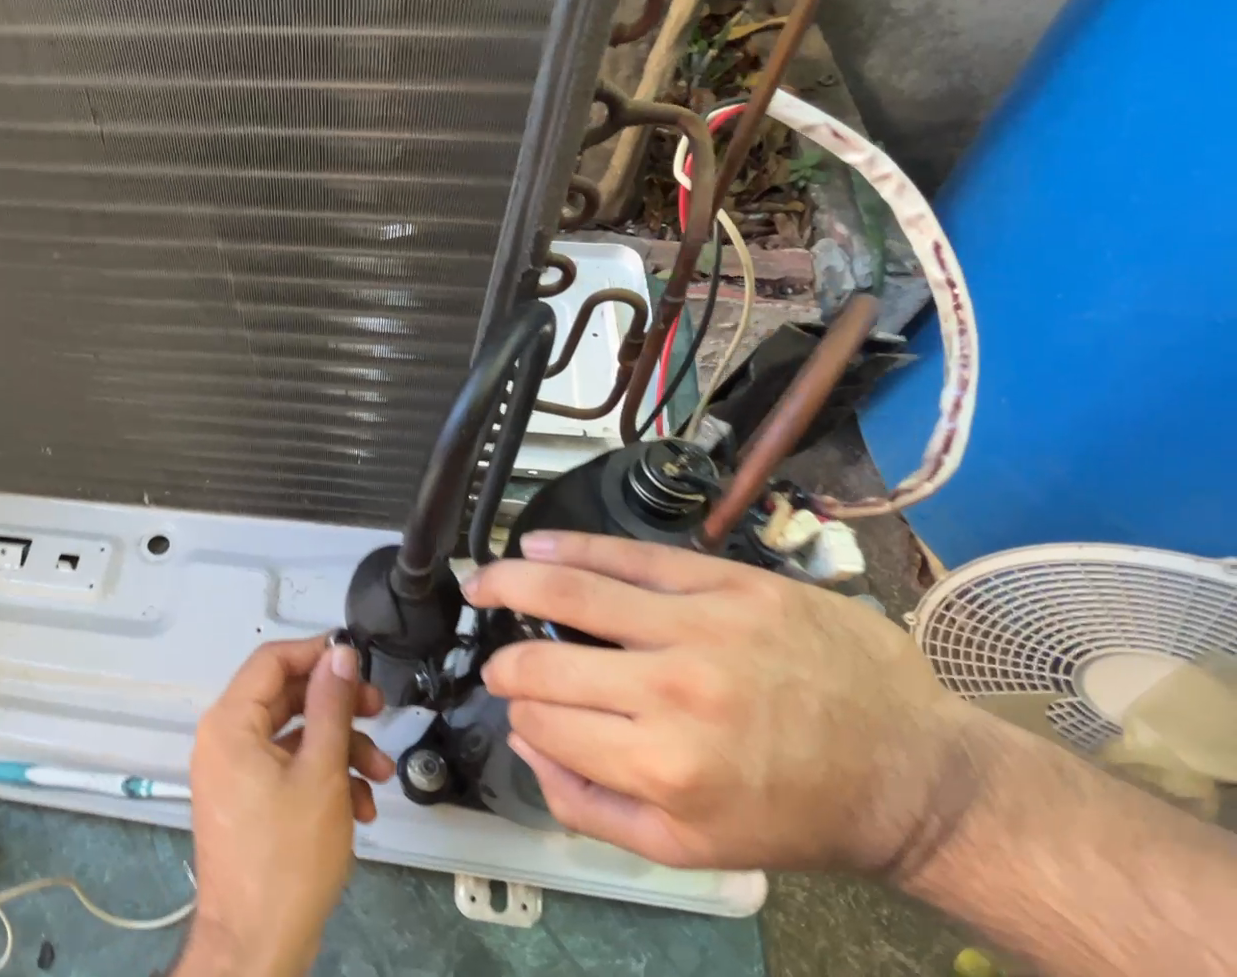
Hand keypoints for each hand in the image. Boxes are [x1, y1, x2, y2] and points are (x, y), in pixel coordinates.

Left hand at [177, 638, 394, 976]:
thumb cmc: (288, 856)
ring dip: (341, 748)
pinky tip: (359, 807)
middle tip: (379, 712)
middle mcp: (224, 740)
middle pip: (286, 698)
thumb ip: (332, 706)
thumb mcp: (322, 772)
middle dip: (339, 707)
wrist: (257, 945)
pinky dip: (324, 778)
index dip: (318, 653)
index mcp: (230, 723)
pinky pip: (287, 770)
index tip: (359, 661)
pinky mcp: (247, 801)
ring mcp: (234, 773)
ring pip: (293, 737)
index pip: (272, 660)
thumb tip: (340, 654)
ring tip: (380, 774)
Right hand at [469, 530, 974, 875]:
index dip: (520, 717)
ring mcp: (702, 628)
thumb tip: (526, 743)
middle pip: (542, 663)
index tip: (528, 714)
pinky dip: (572, 546)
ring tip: (480, 579)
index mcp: (660, 768)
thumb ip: (586, 806)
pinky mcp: (731, 584)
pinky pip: (632, 556)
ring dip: (510, 583)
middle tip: (497, 660)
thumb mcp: (686, 848)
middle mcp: (673, 693)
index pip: (541, 723)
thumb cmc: (794, 815)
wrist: (910, 771)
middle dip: (505, 662)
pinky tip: (535, 543)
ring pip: (573, 592)